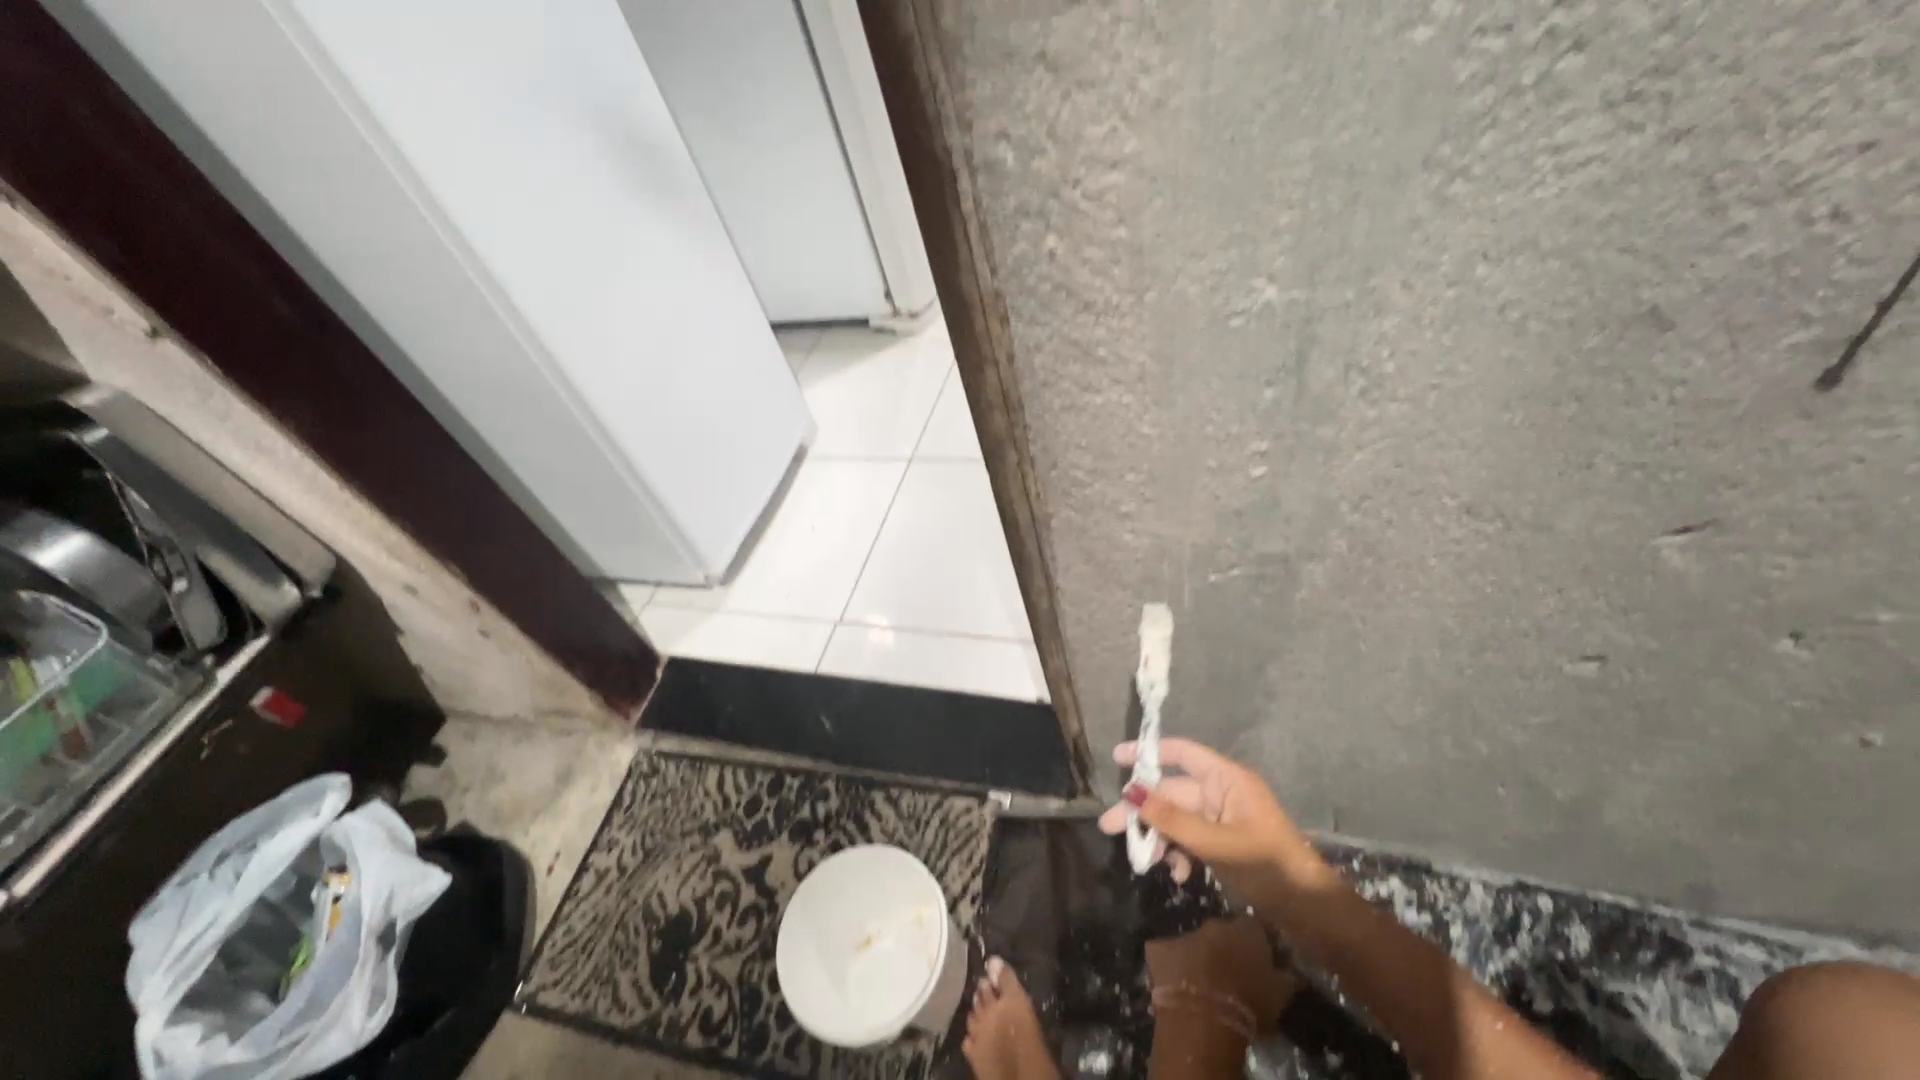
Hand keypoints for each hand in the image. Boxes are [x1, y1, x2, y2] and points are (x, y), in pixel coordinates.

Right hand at [1097, 738, 1331, 899]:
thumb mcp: (1214, 843)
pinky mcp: (1225, 844)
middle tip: (1109, 828)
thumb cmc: (1266, 866)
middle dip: (1144, 811)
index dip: (1148, 753)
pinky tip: (1179, 876)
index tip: (1116, 759)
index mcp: (1226, 779)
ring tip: (1146, 861)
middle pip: (1173, 792)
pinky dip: (1180, 854)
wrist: (1309, 909)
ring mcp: (1224, 820)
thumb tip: (1130, 792)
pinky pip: (1192, 840)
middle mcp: (1223, 793)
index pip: (1181, 753)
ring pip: (1179, 819)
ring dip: (1161, 838)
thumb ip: (1171, 818)